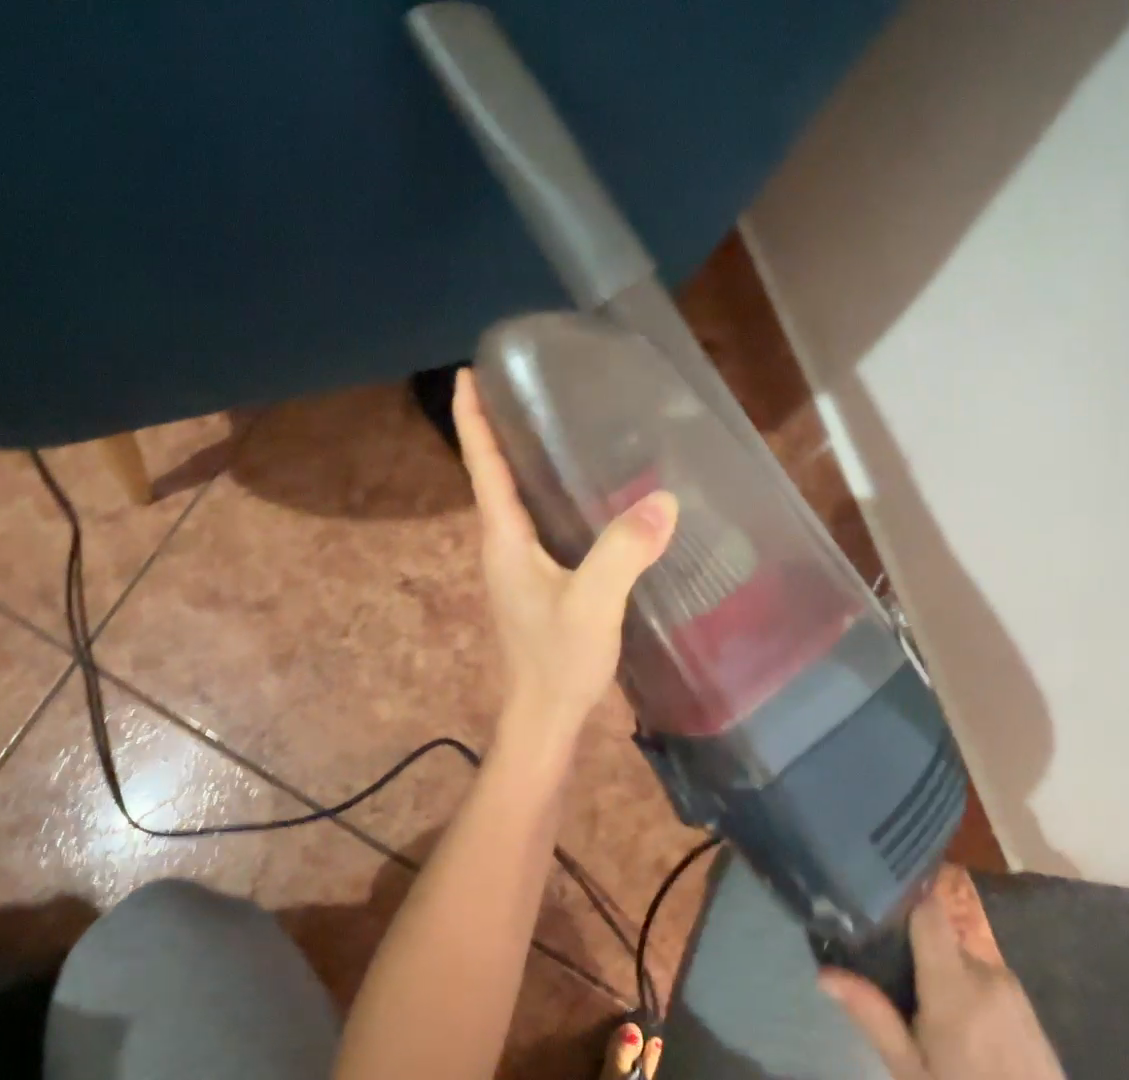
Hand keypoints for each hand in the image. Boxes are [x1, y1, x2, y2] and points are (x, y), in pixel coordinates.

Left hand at [452, 369, 677, 747]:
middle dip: (495, 428)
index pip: (483, 466)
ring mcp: (515, 565)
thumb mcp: (593, 605)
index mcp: (503, 539)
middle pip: (491, 475)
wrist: (544, 716)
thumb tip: (663, 500)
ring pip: (513, 499)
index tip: (466, 373)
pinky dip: (545, 493)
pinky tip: (579, 491)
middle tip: (517, 384)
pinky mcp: (535, 581)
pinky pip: (535, 522)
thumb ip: (622, 552)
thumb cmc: (558, 661)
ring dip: (519, 459)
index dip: (472, 419)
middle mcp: (502, 545)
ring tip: (546, 422)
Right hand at [820, 889, 1064, 1079]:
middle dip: (915, 957)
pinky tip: (962, 1033)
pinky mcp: (1029, 1006)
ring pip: (960, 961)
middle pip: (938, 939)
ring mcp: (1013, 990)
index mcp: (955, 986)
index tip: (874, 906)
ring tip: (926, 1021)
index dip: (902, 901)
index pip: (928, 912)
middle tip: (893, 990)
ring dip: (941, 978)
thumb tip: (825, 975)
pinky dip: (966, 994)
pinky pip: (984, 980)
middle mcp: (987, 974)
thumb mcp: (910, 1070)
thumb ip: (872, 1016)